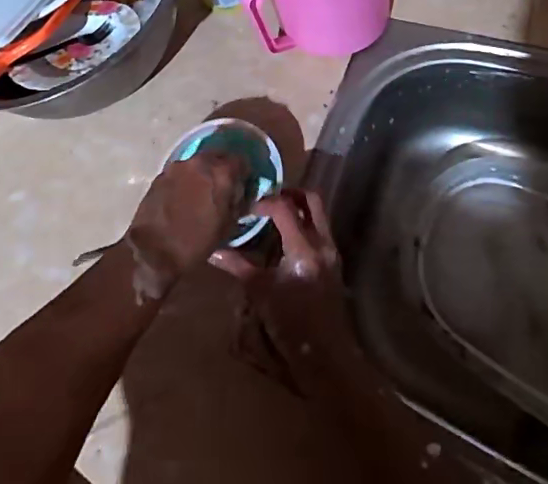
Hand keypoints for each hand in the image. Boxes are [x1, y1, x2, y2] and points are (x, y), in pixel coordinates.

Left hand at [125, 152, 246, 292]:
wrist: (154, 251)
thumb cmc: (197, 242)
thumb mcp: (228, 226)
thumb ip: (239, 202)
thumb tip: (241, 191)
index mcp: (222, 173)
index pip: (241, 160)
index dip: (243, 173)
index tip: (242, 184)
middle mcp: (201, 162)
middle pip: (218, 156)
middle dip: (223, 168)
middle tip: (222, 186)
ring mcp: (178, 166)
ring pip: (198, 162)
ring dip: (203, 173)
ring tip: (201, 192)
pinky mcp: (162, 174)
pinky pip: (181, 171)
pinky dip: (186, 180)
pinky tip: (183, 197)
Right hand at [210, 189, 354, 371]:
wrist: (327, 354)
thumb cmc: (291, 325)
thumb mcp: (261, 293)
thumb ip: (238, 266)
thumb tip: (212, 250)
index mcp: (303, 249)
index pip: (284, 208)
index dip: (264, 202)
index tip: (247, 208)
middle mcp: (322, 243)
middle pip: (311, 199)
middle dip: (289, 193)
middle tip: (266, 198)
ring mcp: (332, 251)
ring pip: (319, 213)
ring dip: (298, 207)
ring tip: (274, 214)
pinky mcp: (334, 261)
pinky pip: (321, 229)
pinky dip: (305, 223)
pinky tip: (286, 236)